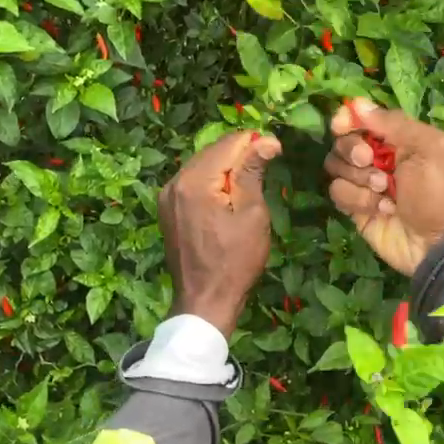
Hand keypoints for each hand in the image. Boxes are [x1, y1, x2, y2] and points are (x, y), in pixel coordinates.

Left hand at [158, 130, 283, 337]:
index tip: (277, 150)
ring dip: (226, 167)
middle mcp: (174, 182)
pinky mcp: (168, 210)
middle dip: (239, 153)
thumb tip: (267, 141)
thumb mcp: (252, 214)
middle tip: (267, 163)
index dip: (254, 142)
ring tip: (252, 181)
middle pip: (212, 152)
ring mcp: (167, 197)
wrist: (205, 301)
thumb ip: (253, 172)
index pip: (228, 144)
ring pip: (202, 166)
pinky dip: (212, 182)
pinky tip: (229, 195)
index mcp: (194, 181)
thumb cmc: (235, 261)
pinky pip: (192, 183)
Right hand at [324, 98, 443, 275]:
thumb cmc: (438, 192)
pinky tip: (383, 209)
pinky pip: (338, 192)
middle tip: (372, 162)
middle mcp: (378, 158)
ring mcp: (365, 183)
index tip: (343, 124)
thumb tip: (357, 103)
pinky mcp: (355, 208)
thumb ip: (394, 123)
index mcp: (399, 138)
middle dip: (354, 150)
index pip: (361, 119)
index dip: (348, 119)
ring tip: (385, 191)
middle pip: (343, 141)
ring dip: (360, 178)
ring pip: (336, 167)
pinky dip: (358, 200)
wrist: (436, 243)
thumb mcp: (428, 148)